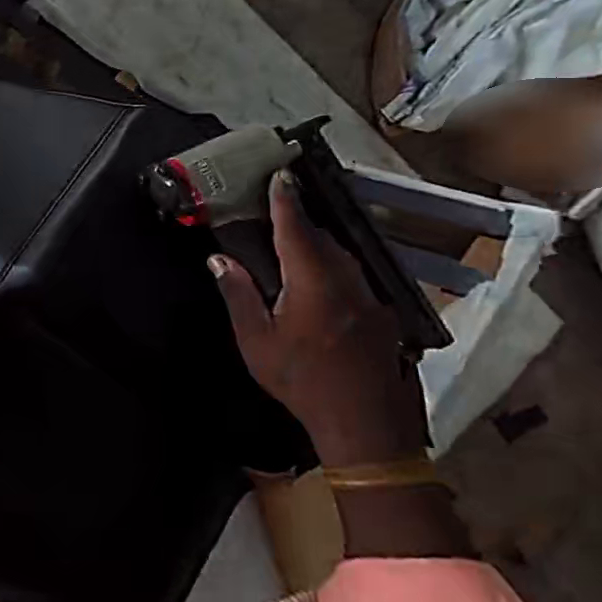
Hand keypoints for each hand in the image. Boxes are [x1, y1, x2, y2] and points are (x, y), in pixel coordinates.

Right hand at [208, 172, 429, 466]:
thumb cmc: (303, 381)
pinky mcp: (383, 316)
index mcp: (312, 281)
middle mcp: (346, 280)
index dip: (285, 199)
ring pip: (343, 258)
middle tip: (278, 213)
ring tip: (297, 247)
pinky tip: (324, 287)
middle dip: (301, 222)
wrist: (367, 426)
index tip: (280, 174)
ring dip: (319, 245)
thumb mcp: (257, 341)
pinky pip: (355, 278)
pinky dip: (336, 269)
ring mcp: (371, 298)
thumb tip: (218, 259)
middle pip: (323, 238)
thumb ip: (238, 295)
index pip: (296, 227)